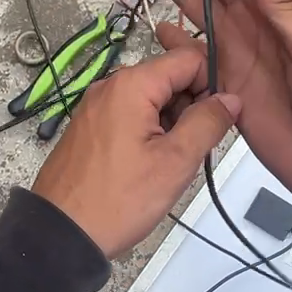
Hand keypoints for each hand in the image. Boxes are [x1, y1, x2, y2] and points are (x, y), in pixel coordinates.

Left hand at [31, 46, 242, 257]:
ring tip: (171, 162)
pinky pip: (129, 116)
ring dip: (171, 122)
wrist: (61, 233)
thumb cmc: (118, 199)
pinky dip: (148, 132)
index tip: (220, 117)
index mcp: (131, 85)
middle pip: (167, 77)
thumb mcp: (174, 162)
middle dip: (191, 105)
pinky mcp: (89, 128)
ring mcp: (96, 107)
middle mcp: (110, 87)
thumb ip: (207, 123)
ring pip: (150, 99)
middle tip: (196, 147)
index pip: (187, 58)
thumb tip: (230, 99)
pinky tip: (150, 164)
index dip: (212, 82)